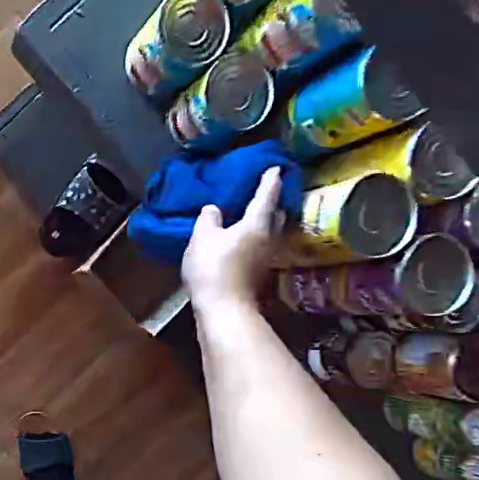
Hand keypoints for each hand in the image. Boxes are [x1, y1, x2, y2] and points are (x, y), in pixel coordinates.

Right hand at [181, 167, 283, 312]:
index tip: (276, 167)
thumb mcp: (202, 238)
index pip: (267, 195)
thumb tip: (214, 209)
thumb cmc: (214, 269)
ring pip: (269, 234)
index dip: (270, 179)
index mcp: (257, 223)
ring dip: (264, 224)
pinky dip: (253, 241)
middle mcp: (268, 239)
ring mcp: (266, 260)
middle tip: (266, 192)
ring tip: (252, 215)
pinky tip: (241, 241)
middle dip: (272, 203)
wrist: (225, 312)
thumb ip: (208, 219)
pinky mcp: (258, 276)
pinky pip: (259, 249)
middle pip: (276, 216)